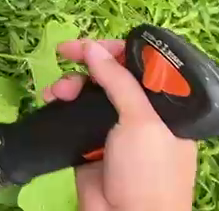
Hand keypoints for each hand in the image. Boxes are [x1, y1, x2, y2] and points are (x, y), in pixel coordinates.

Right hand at [40, 38, 196, 210]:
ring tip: (58, 92)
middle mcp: (143, 117)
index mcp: (166, 113)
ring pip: (90, 89)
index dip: (118, 51)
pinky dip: (62, 100)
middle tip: (65, 53)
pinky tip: (52, 99)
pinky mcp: (92, 139)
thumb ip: (118, 81)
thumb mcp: (141, 123)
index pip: (144, 68)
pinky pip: (75, 109)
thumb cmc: (147, 174)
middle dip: (87, 63)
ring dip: (71, 82)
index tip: (91, 45)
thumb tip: (92, 47)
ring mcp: (116, 129)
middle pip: (113, 74)